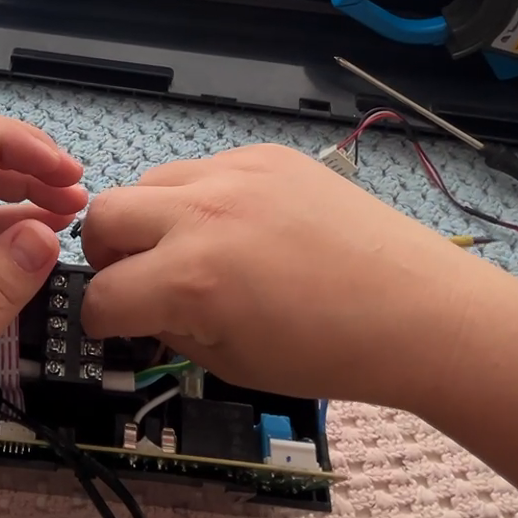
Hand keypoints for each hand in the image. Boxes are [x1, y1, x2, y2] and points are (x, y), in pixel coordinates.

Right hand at [79, 144, 517, 408]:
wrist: (416, 308)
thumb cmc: (327, 352)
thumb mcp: (231, 363)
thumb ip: (168, 327)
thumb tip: (140, 305)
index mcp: (190, 279)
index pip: (102, 294)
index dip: (100, 319)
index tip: (116, 323)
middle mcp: (199, 213)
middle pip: (102, 214)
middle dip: (103, 252)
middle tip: (134, 274)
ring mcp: (231, 173)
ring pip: (149, 180)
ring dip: (151, 216)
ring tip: (190, 242)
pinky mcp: (262, 154)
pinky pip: (205, 167)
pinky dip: (203, 196)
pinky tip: (243, 222)